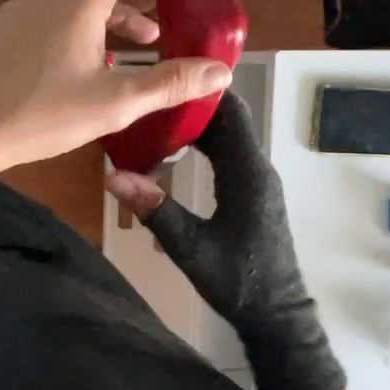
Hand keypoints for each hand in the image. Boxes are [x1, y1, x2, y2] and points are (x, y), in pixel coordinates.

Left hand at [0, 0, 233, 182]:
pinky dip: (82, 25)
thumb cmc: (41, 114)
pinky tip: (86, 61)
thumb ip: (170, 83)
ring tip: (138, 44)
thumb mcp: (115, 103)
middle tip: (168, 19)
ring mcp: (20, 10)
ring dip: (112, 14)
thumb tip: (221, 71)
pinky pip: (52, 15)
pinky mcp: (1, 31)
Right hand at [104, 91, 345, 389]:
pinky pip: (225, 155)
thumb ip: (154, 210)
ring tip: (150, 116)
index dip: (201, 88)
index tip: (164, 73)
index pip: (230, 112)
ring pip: (226, 137)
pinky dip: (200, 145)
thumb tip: (111, 175)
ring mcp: (255, 181)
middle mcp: (256, 168)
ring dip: (194, 124)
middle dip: (189, 103)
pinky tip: (170, 151)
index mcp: (248, 172)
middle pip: (227, 119)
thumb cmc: (238, 281)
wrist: (278, 317)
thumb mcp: (190, 248)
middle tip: (146, 93)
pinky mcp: (250, 193)